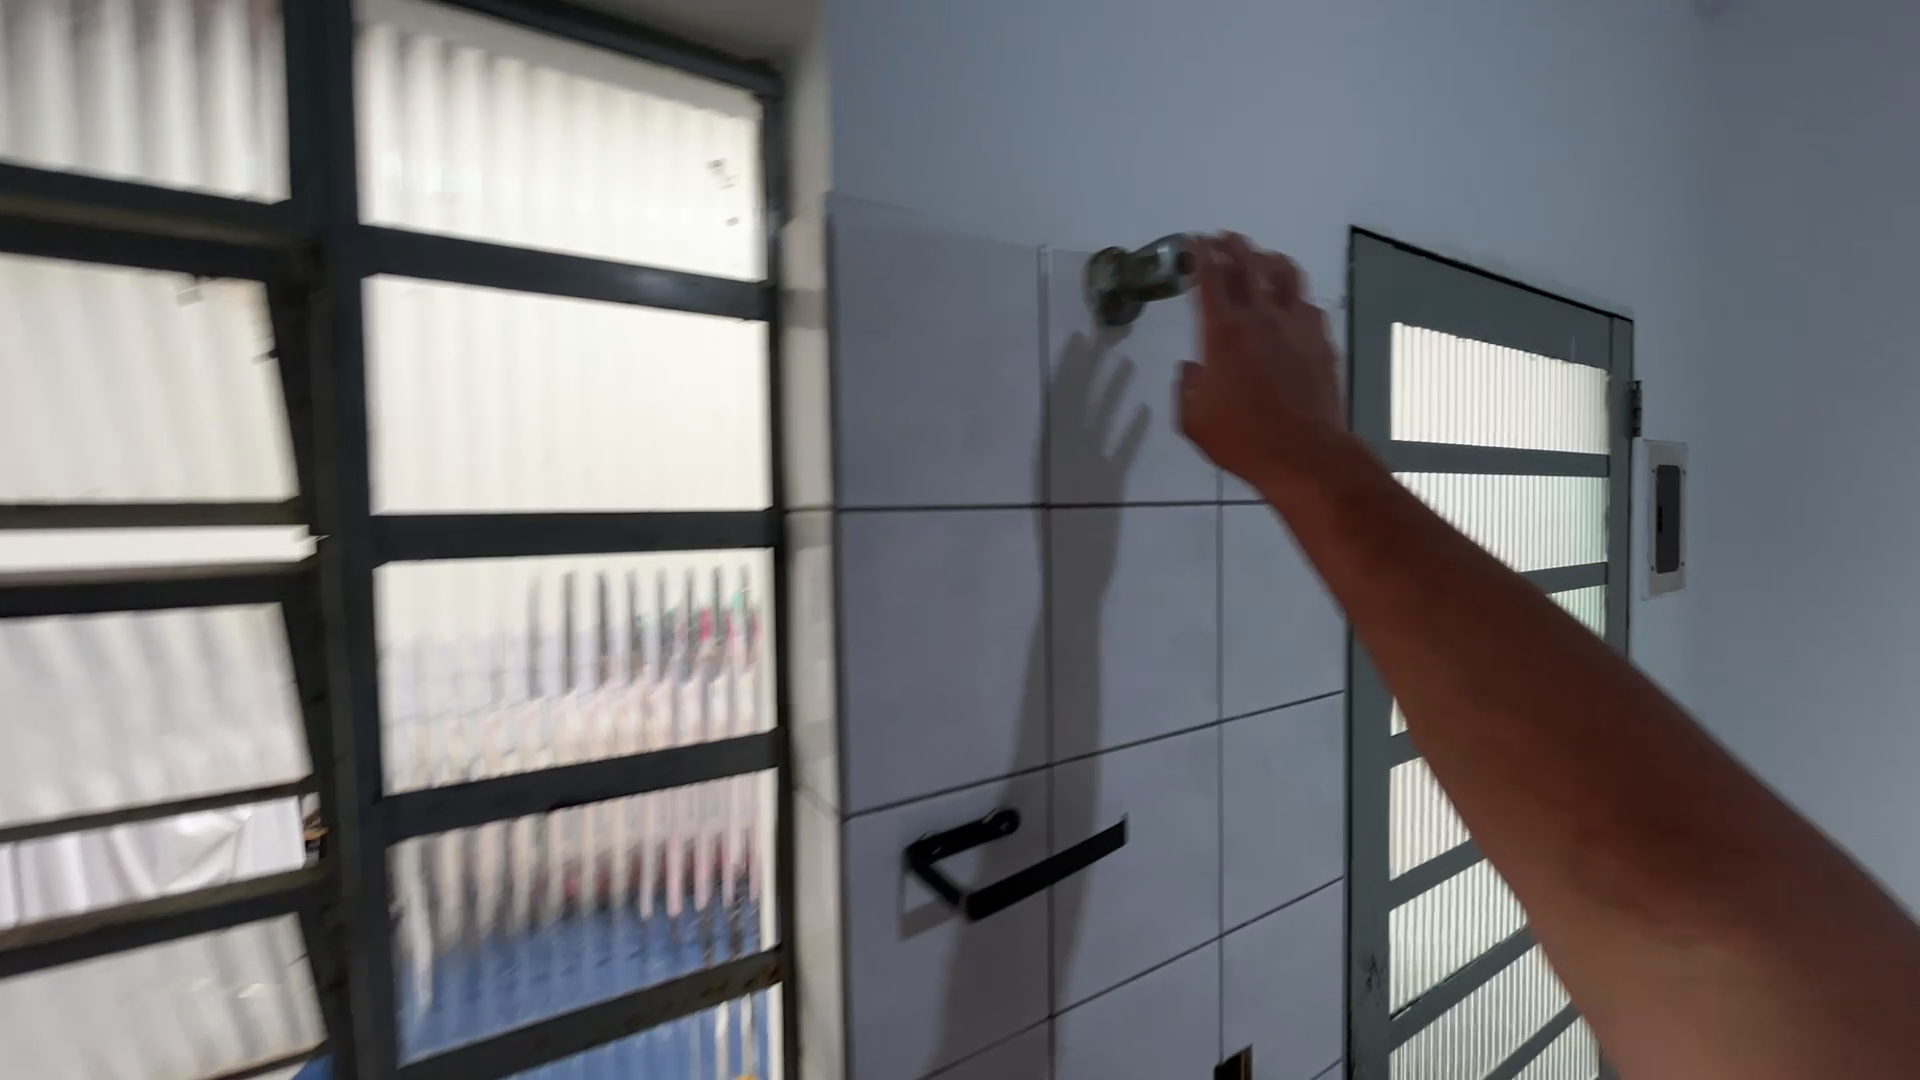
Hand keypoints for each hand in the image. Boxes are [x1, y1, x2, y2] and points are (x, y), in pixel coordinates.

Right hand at [1177, 233, 1344, 486]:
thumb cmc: (1240, 440)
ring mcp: (1297, 326)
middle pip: (1248, 264)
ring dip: (1268, 259)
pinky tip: (1290, 303)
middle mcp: (1261, 319)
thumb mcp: (1192, 419)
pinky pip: (1307, 304)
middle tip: (1222, 238)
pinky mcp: (1321, 341)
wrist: (1303, 455)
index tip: (1193, 241)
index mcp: (1223, 334)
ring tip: (1260, 258)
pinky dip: (1293, 294)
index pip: (1210, 279)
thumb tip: (1192, 366)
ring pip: (1285, 274)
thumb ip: (1188, 385)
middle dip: (1232, 245)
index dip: (1200, 255)